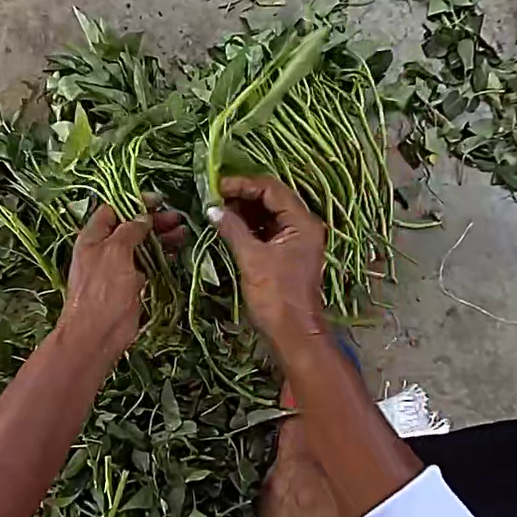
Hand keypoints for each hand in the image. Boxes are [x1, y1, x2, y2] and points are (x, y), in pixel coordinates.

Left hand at [56, 203, 185, 364]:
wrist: (98, 332)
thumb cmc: (103, 289)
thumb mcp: (115, 252)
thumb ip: (130, 231)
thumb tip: (143, 217)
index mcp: (93, 237)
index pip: (113, 209)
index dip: (134, 201)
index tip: (159, 200)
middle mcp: (104, 249)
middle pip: (130, 227)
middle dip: (153, 220)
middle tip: (177, 218)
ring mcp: (118, 267)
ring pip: (141, 245)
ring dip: (160, 238)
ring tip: (182, 233)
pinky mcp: (130, 283)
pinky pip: (147, 264)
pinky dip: (160, 257)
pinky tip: (175, 253)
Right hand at [209, 175, 327, 349]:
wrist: (292, 332)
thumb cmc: (276, 295)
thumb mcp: (252, 258)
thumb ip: (233, 229)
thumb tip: (213, 209)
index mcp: (302, 222)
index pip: (272, 189)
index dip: (243, 185)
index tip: (217, 187)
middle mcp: (304, 225)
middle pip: (272, 198)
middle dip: (244, 195)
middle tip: (215, 196)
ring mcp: (297, 239)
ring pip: (270, 214)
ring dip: (245, 210)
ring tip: (218, 209)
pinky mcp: (288, 252)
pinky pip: (268, 230)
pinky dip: (250, 226)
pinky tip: (230, 225)